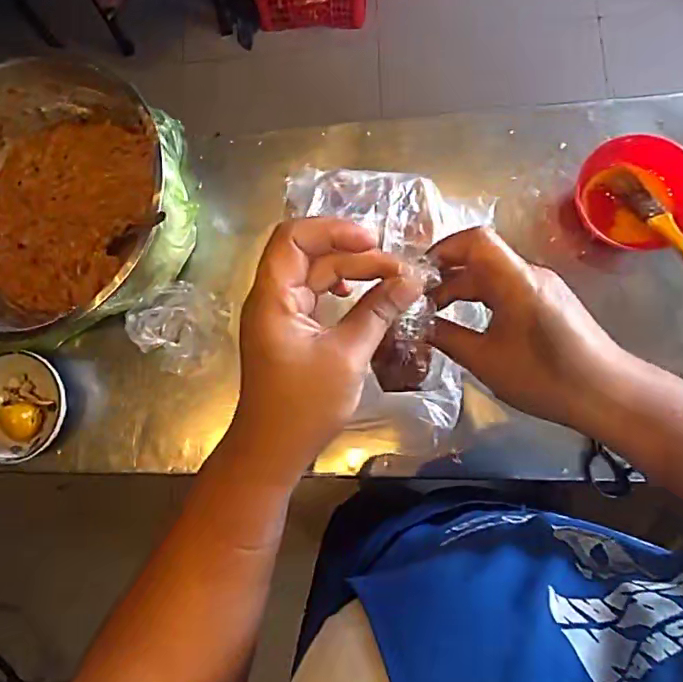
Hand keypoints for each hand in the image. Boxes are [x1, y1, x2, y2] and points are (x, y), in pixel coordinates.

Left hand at [227, 218, 424, 475]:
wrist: (271, 451)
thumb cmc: (303, 407)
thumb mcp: (348, 356)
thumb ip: (378, 312)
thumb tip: (411, 280)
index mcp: (273, 297)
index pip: (293, 238)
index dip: (333, 230)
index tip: (373, 241)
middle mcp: (272, 298)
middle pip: (309, 254)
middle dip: (353, 253)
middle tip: (397, 267)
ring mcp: (280, 315)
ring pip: (315, 275)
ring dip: (352, 271)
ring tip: (390, 277)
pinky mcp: (291, 331)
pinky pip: (317, 296)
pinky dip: (343, 291)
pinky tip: (365, 296)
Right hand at [428, 227, 639, 433]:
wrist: (607, 393)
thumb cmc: (546, 377)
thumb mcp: (486, 361)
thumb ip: (448, 338)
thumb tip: (419, 324)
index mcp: (516, 280)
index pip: (475, 239)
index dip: (442, 250)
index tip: (418, 277)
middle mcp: (530, 274)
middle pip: (481, 257)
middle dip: (446, 276)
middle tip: (417, 304)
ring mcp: (543, 286)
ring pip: (494, 275)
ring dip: (464, 290)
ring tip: (436, 317)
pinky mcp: (550, 302)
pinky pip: (509, 288)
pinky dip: (484, 300)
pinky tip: (470, 325)